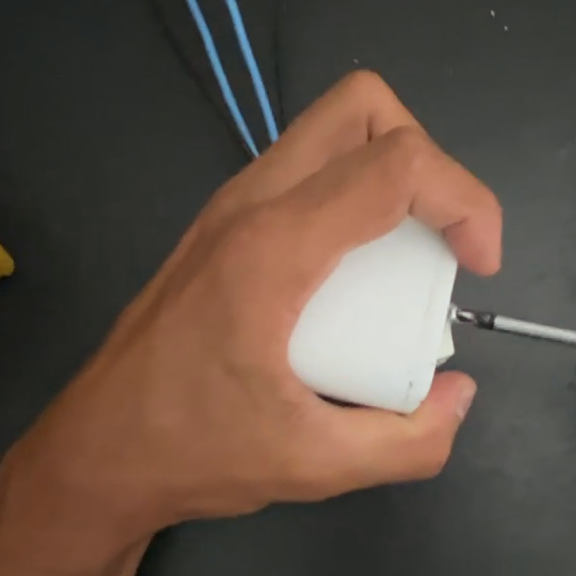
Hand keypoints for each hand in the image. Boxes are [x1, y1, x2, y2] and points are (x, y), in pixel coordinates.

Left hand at [2, 72, 501, 544]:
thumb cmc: (196, 453)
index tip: (478, 269)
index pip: (397, 164)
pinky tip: (350, 278)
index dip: (467, 201)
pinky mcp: (219, 227)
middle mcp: (250, 204)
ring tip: (402, 260)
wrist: (97, 454)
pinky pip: (304, 171)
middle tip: (437, 244)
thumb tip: (459, 396)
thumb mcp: (316, 467)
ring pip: (329, 130)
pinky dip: (351, 195)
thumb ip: (409, 442)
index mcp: (274, 249)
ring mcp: (228, 208)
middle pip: (361, 107)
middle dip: (427, 160)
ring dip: (388, 173)